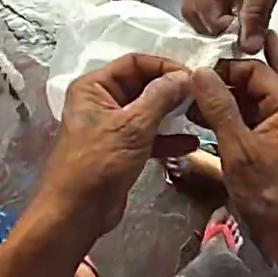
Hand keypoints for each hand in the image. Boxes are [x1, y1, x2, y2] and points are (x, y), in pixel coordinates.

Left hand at [38, 54, 196, 238]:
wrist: (76, 213)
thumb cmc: (99, 163)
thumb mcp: (134, 126)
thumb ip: (161, 96)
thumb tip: (186, 76)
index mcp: (94, 87)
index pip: (134, 63)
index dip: (164, 66)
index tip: (193, 76)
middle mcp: (101, 101)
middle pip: (142, 85)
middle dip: (171, 90)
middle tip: (201, 95)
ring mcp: (111, 126)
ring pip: (147, 111)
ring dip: (172, 114)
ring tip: (199, 115)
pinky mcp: (121, 149)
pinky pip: (148, 135)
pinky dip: (167, 138)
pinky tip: (190, 143)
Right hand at [182, 0, 277, 54]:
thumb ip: (256, 14)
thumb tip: (247, 49)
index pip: (198, 4)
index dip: (217, 26)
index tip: (244, 38)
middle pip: (195, 10)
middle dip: (215, 29)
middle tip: (244, 37)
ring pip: (206, 10)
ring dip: (223, 25)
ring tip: (249, 32)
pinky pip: (219, 6)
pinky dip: (230, 18)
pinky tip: (249, 24)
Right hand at [187, 60, 277, 258]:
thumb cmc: (265, 193)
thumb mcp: (237, 147)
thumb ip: (219, 107)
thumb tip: (199, 71)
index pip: (256, 69)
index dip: (224, 70)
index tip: (194, 78)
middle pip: (251, 81)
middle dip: (219, 85)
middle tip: (187, 91)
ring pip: (246, 98)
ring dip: (219, 100)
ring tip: (188, 105)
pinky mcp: (271, 137)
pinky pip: (246, 115)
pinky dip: (225, 115)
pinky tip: (199, 118)